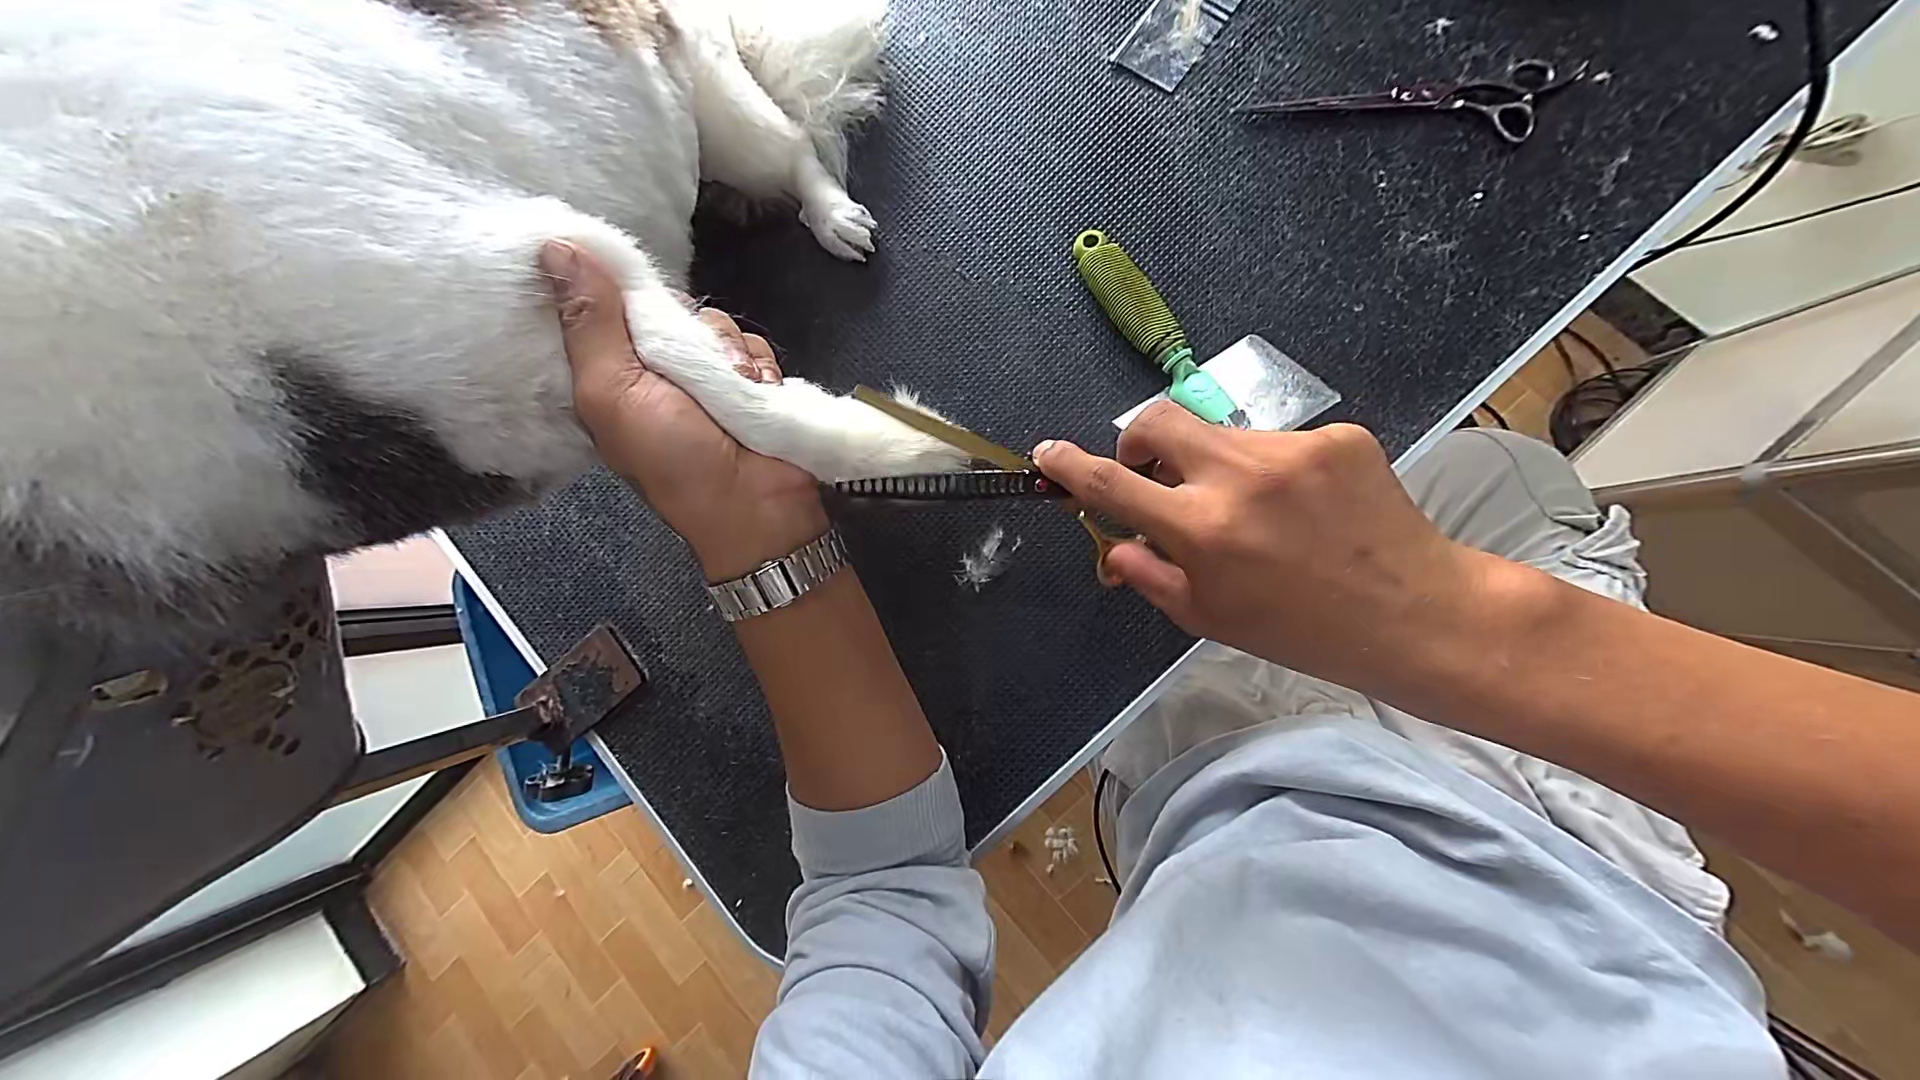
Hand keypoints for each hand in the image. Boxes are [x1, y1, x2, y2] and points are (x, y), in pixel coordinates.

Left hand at [542, 241, 825, 579]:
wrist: (755, 504)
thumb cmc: (677, 460)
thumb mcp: (614, 394)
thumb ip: (590, 325)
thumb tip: (556, 248)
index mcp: (612, 375)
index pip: (609, 307)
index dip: (620, 291)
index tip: (633, 287)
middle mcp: (659, 371)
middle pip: (670, 309)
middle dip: (687, 329)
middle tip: (695, 363)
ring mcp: (711, 378)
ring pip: (718, 326)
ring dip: (731, 352)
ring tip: (738, 389)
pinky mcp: (754, 383)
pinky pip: (755, 346)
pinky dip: (760, 365)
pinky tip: (760, 390)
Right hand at [1033, 403, 1509, 692]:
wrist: (1414, 615)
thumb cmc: (1297, 629)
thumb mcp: (1205, 616)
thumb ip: (1147, 573)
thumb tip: (1115, 543)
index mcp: (1202, 529)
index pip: (1114, 483)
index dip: (1072, 465)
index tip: (1049, 452)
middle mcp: (1239, 476)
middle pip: (1158, 418)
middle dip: (1137, 438)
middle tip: (1149, 469)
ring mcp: (1292, 449)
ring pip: (1218, 433)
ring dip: (1208, 462)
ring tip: (1245, 507)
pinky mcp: (1336, 436)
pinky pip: (1272, 442)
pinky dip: (1264, 469)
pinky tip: (1297, 506)